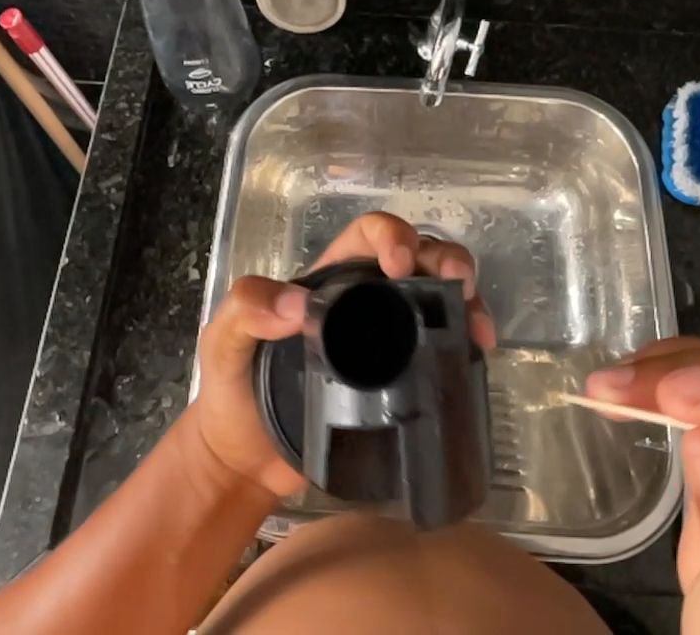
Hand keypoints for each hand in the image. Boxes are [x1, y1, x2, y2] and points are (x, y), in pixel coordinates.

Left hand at [191, 212, 492, 498]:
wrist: (245, 464)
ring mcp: (388, 341)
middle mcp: (365, 301)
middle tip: (457, 283)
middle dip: (444, 258)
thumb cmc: (231, 393)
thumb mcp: (221, 342)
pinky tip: (478, 351)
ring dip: (465, 297)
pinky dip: (465, 338)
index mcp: (329, 279)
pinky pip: (441, 346)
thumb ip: (245, 311)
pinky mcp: (403, 380)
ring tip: (478, 323)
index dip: (391, 236)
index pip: (369, 235)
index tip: (399, 265)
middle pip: (417, 258)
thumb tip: (298, 304)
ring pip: (438, 297)